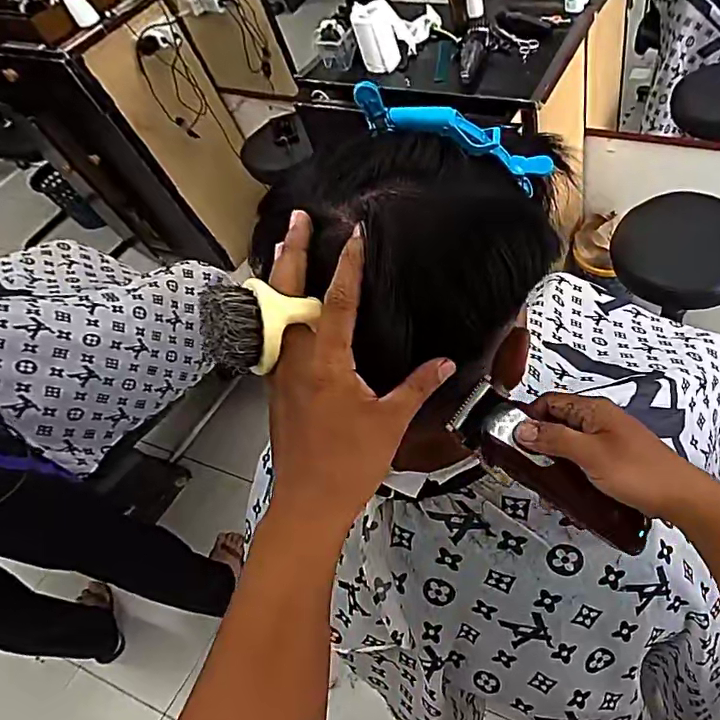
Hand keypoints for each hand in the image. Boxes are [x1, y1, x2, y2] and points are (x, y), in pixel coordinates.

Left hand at [263, 211, 453, 515]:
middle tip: (297, 218)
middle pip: (289, 293)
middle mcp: (294, 360)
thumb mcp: (392, 421)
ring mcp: (280, 372)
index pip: (338, 301)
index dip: (349, 265)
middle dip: (293, 251)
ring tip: (286, 248)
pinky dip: (280, 308)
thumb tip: (445, 361)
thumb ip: (418, 385)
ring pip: (275, 311)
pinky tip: (289, 307)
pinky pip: (275, 334)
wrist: (309, 500)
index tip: (355, 235)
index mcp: (325, 363)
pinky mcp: (278, 387)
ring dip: (281, 276)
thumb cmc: (348, 463)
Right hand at [514, 393, 719, 519]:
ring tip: (551, 484)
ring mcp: (610, 442)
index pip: (550, 401)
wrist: (678, 497)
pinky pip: (585, 463)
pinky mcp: (616, 462)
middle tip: (531, 465)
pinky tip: (573, 492)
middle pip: (558, 424)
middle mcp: (602, 421)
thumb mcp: (589, 454)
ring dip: (557, 464)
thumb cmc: (644, 473)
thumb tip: (524, 429)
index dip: (528, 417)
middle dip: (540, 444)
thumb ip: (554, 439)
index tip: (513, 438)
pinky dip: (574, 475)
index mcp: (595, 410)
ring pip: (571, 446)